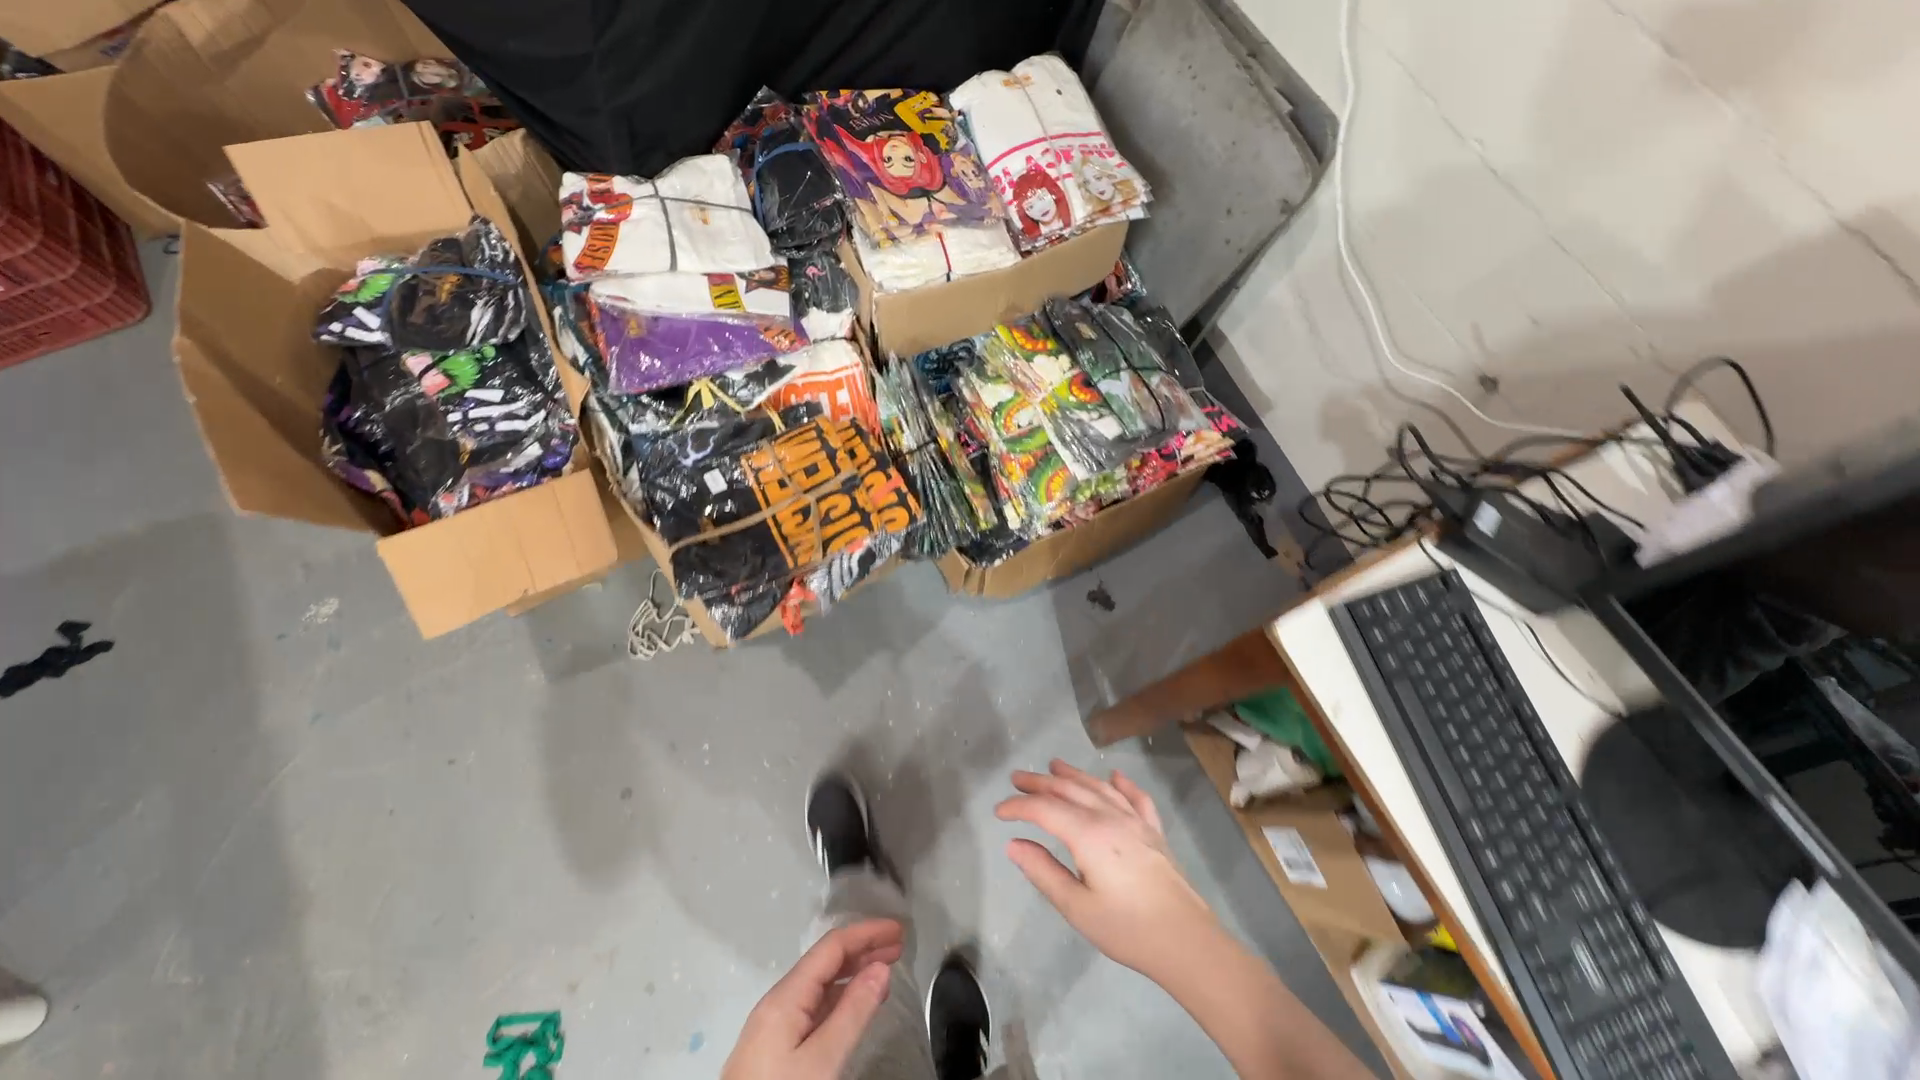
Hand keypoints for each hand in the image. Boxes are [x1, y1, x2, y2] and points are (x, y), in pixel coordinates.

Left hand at [722, 919, 901, 1079]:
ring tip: (886, 971)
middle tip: (900, 947)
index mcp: (786, 995)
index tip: (899, 930)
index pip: (831, 948)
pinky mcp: (776, 1044)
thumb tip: (881, 967)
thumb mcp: (823, 1059)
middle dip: (863, 948)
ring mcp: (775, 1022)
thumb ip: (853, 1013)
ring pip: (820, 983)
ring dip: (854, 971)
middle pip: (825, 961)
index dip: (866, 933)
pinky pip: (814, 1005)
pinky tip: (857, 1004)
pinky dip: (841, 996)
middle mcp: (778, 1000)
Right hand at [996, 760, 1219, 981]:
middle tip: (1017, 777)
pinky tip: (1115, 776)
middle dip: (1041, 782)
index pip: (1045, 810)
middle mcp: (1111, 818)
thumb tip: (1014, 844)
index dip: (1019, 807)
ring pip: (1100, 788)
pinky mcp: (1155, 833)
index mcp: (1088, 835)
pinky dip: (1123, 784)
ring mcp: (1137, 822)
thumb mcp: (1076, 907)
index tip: (998, 811)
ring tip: (1055, 765)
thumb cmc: (1126, 928)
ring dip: (1075, 775)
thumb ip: (1043, 872)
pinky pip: (1137, 799)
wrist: (1185, 940)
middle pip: (1070, 790)